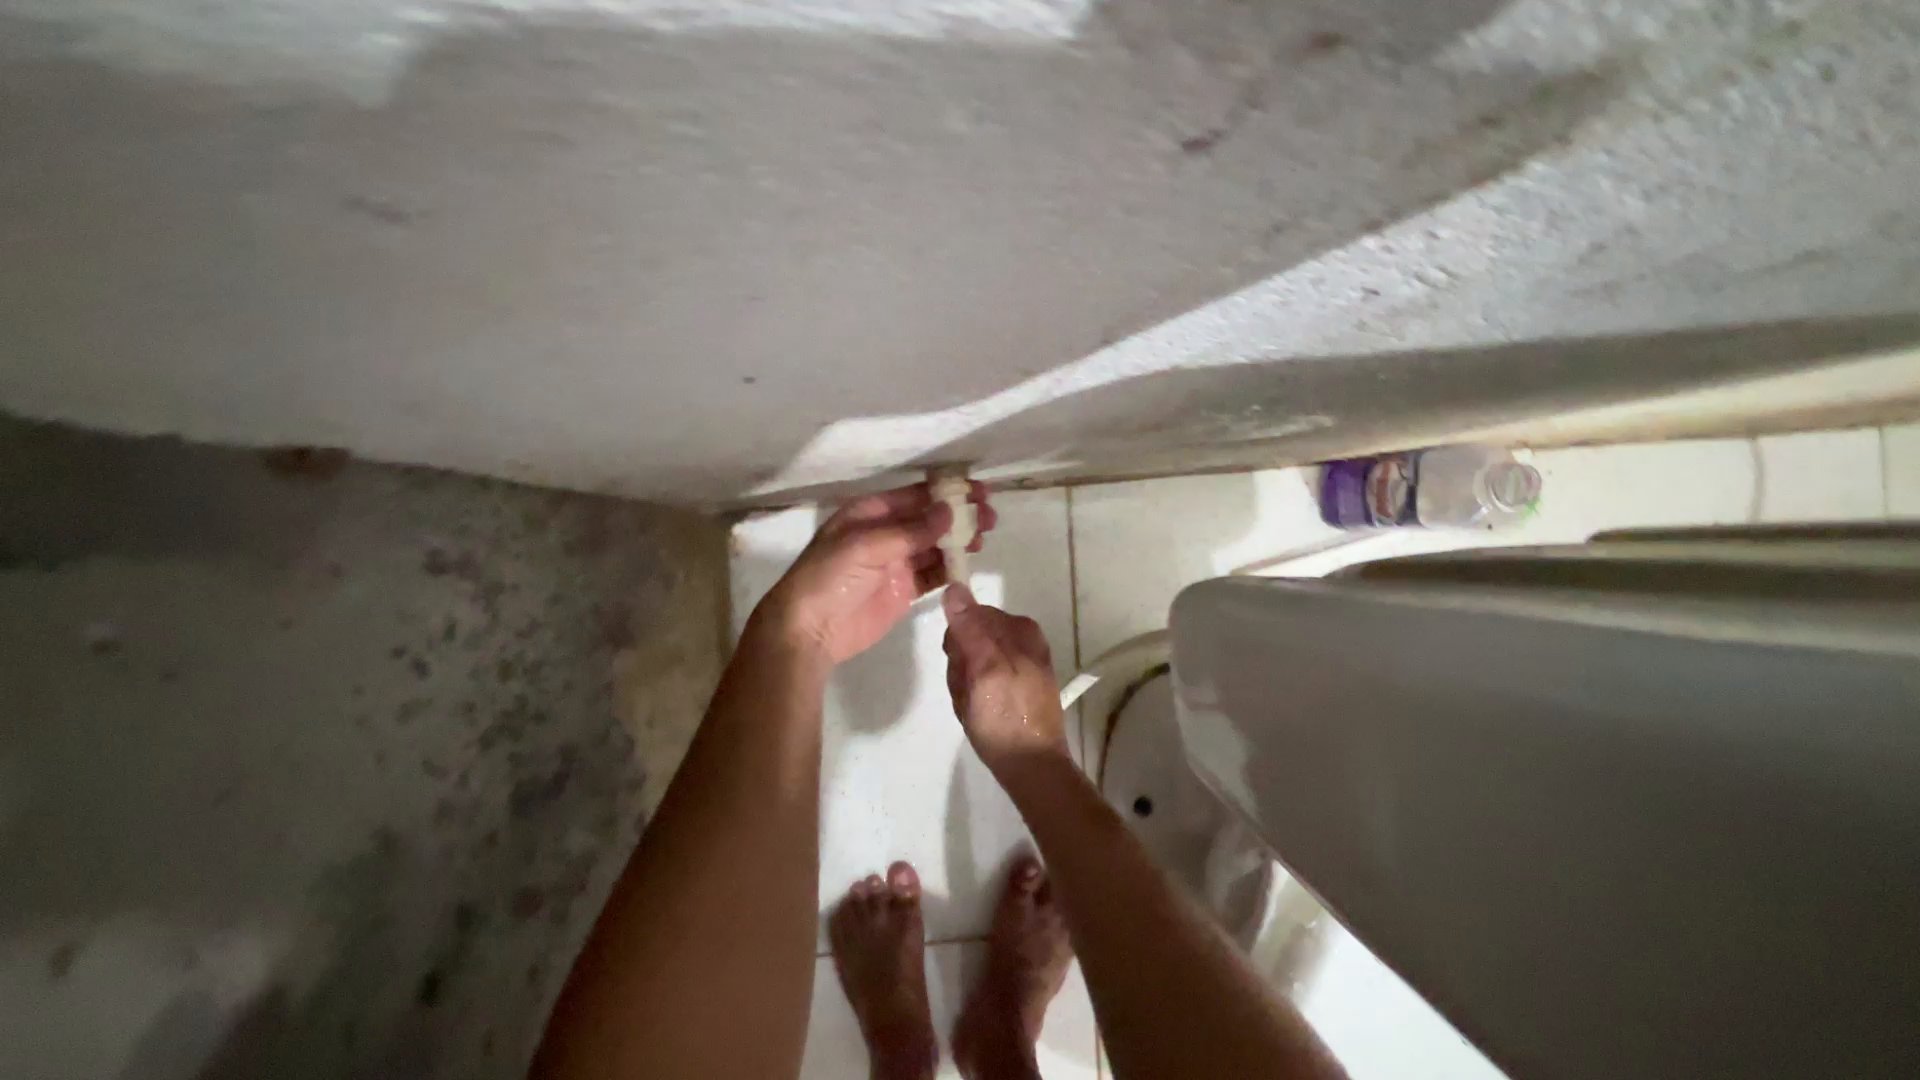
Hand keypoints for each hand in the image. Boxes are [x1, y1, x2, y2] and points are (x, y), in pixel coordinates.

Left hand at [758, 481, 995, 665]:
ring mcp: (895, 563)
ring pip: (935, 545)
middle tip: (990, 516)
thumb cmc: (829, 578)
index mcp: (870, 513)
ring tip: (984, 538)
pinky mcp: (903, 590)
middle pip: (929, 519)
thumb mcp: (864, 546)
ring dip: (959, 540)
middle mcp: (885, 533)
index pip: (915, 496)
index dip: (947, 492)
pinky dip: (951, 568)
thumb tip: (948, 512)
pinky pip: (933, 574)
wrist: (809, 629)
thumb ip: (909, 531)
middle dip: (959, 516)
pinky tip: (969, 564)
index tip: (978, 491)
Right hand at [941, 583, 1069, 773]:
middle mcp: (1022, 640)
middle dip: (960, 666)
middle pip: (968, 639)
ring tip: (976, 708)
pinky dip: (972, 696)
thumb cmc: (1006, 717)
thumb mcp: (984, 668)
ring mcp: (1018, 665)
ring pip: (970, 663)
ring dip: (963, 684)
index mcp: (1020, 628)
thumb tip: (954, 587)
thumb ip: (968, 627)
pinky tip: (980, 714)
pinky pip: (979, 681)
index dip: (957, 645)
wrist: (1031, 766)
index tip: (963, 668)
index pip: (968, 617)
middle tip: (969, 694)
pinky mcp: (1015, 687)